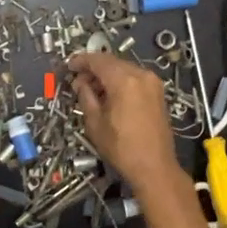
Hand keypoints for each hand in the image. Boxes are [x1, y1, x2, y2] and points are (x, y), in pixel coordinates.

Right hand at [69, 50, 178, 187]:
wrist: (154, 167)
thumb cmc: (122, 148)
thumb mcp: (95, 123)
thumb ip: (85, 96)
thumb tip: (80, 82)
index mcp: (125, 80)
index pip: (98, 60)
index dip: (81, 61)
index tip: (68, 67)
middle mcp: (141, 75)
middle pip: (112, 62)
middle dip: (93, 69)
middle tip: (77, 81)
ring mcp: (153, 83)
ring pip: (124, 69)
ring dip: (106, 75)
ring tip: (91, 90)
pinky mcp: (158, 92)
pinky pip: (134, 78)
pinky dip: (120, 81)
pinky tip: (109, 95)